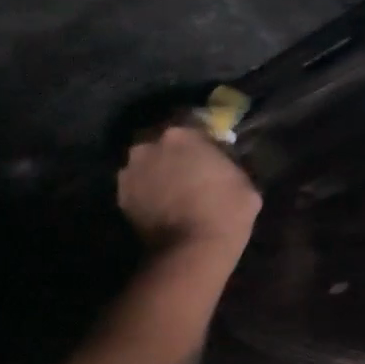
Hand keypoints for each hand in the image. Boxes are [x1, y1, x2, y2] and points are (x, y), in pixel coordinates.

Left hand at [118, 127, 260, 253]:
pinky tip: (164, 197)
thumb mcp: (244, 178)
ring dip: (159, 164)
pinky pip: (137, 179)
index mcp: (182, 135)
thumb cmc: (228, 208)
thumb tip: (221, 153)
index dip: (202, 126)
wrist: (191, 247)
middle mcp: (148, 145)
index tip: (212, 137)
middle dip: (174, 144)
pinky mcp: (120, 192)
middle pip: (160, 135)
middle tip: (192, 159)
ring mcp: (129, 169)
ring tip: (176, 180)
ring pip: (146, 157)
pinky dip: (149, 183)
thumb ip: (227, 159)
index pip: (190, 116)